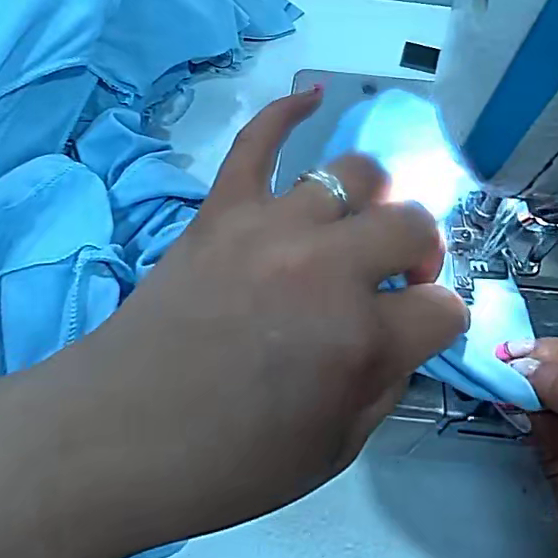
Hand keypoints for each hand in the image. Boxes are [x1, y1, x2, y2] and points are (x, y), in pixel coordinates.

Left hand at [39, 88, 468, 556]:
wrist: (114, 434)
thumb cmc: (226, 461)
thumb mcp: (334, 450)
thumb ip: (387, 385)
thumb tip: (404, 333)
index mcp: (361, 340)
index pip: (443, 309)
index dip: (439, 322)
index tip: (420, 330)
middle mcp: (327, 268)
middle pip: (412, 225)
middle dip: (421, 255)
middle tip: (396, 279)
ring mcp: (272, 226)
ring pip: (354, 174)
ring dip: (371, 202)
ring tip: (354, 227)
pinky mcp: (223, 207)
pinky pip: (259, 139)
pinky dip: (287, 112)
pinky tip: (312, 95)